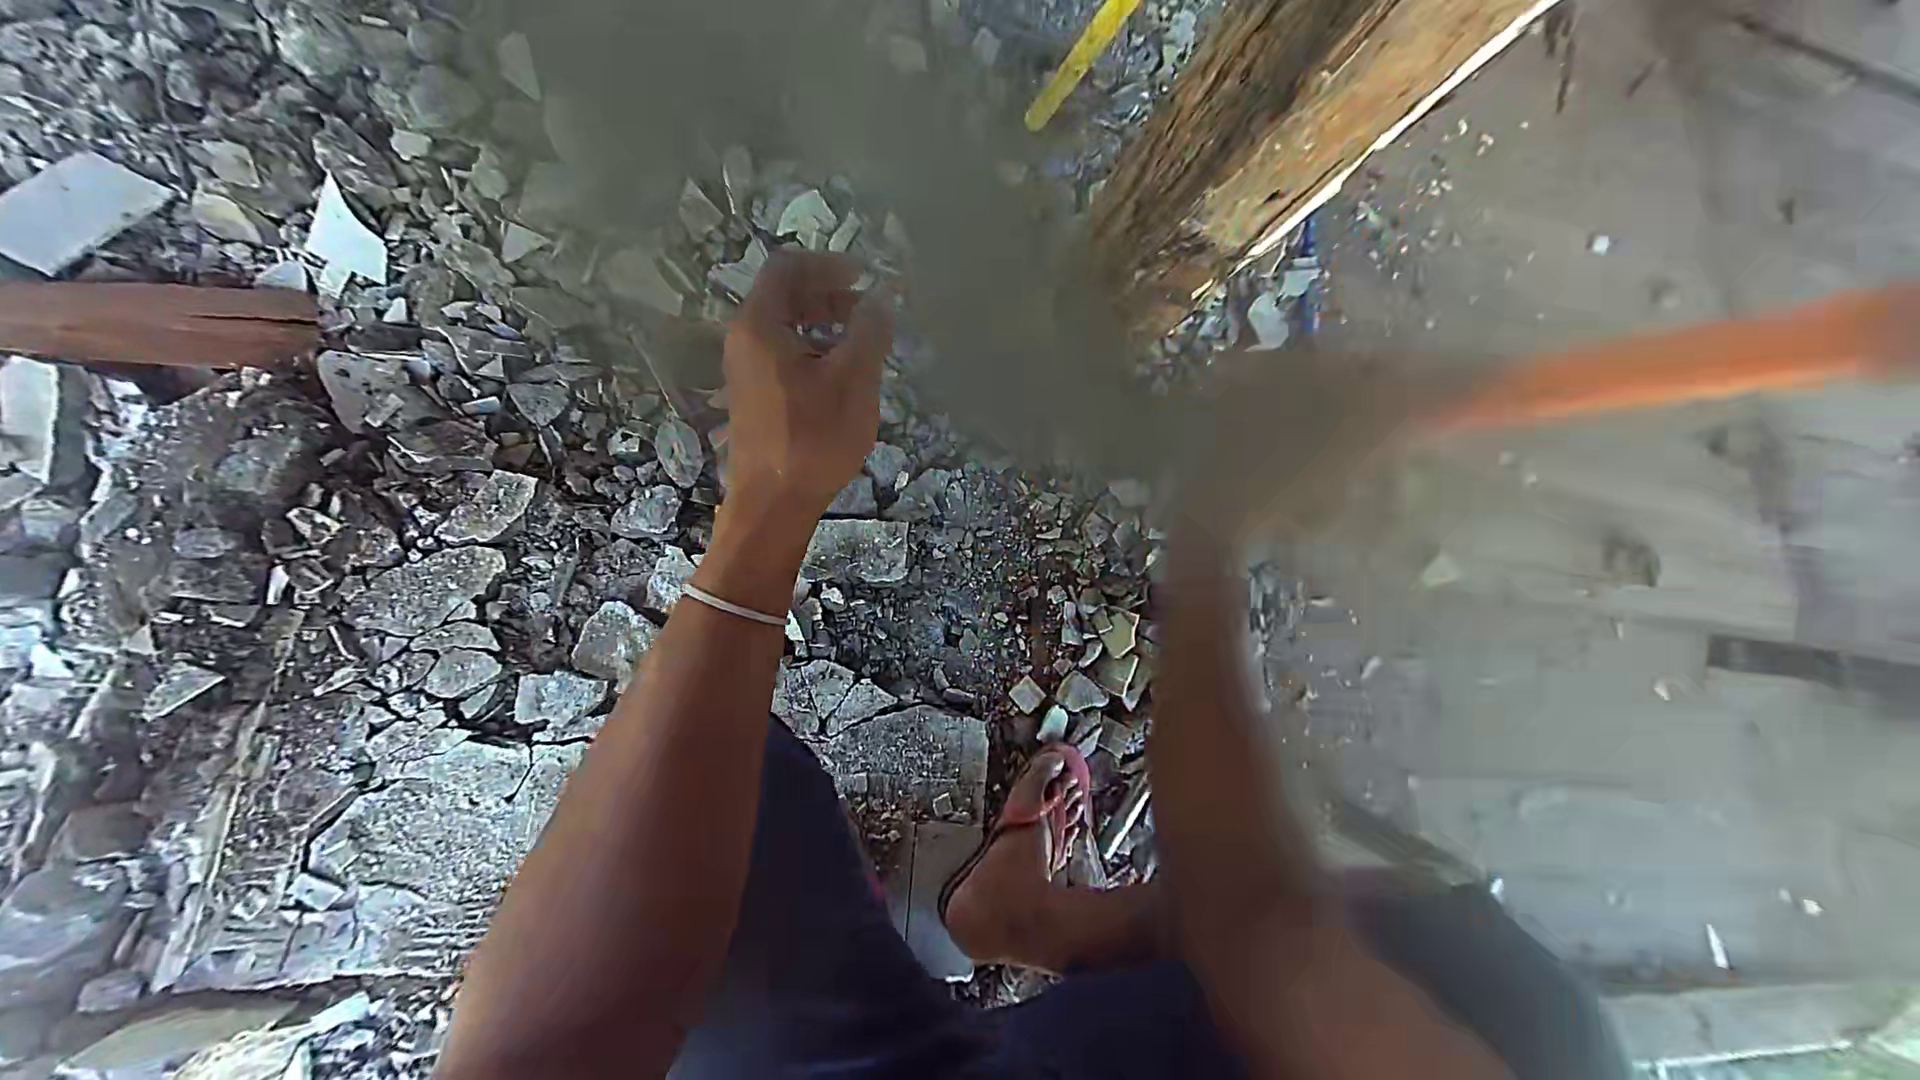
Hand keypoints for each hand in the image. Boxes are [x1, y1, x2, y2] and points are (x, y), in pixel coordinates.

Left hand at [722, 250, 893, 521]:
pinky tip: (845, 375)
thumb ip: (869, 332)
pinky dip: (816, 351)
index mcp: (760, 325)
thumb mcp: (852, 382)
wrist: (773, 503)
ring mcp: (747, 370)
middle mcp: (745, 340)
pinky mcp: (756, 396)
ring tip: (866, 345)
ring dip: (828, 325)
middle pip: (786, 296)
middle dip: (832, 295)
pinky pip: (785, 356)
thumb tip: (881, 299)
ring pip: (788, 328)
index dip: (830, 264)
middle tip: (872, 312)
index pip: (788, 267)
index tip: (868, 279)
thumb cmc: (813, 439)